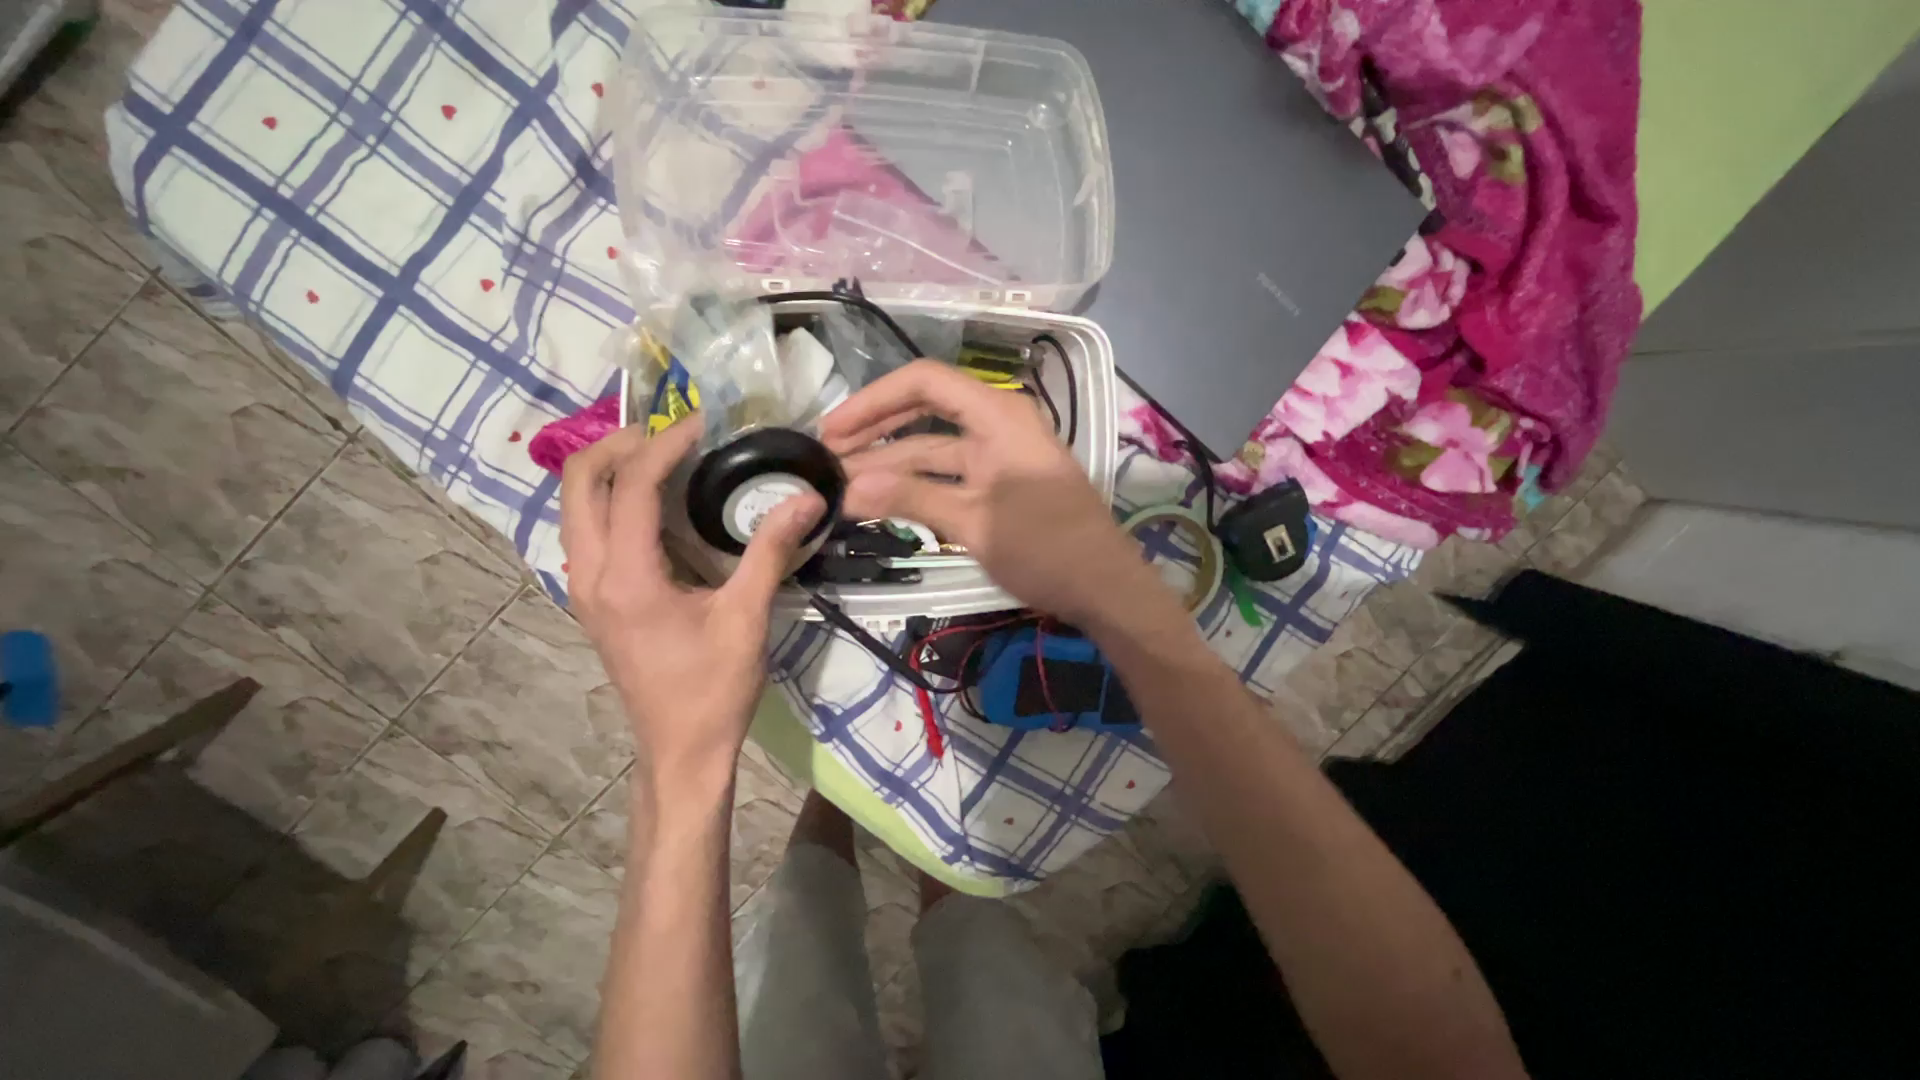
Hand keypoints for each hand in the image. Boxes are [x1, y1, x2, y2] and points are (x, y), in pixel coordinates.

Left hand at [561, 418, 823, 796]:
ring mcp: (584, 587)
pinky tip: (661, 503)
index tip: (705, 422)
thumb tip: (808, 498)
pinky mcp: (593, 598)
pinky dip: (613, 498)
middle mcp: (590, 574)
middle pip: (579, 480)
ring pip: (575, 503)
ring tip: (667, 457)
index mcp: (626, 577)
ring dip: (612, 468)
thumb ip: (770, 551)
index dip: (667, 443)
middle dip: (621, 443)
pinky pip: (587, 527)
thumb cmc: (713, 689)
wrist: (680, 750)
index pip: (633, 485)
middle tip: (673, 434)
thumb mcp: (746, 618)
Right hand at [822, 359, 1165, 626]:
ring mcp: (1002, 455)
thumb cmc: (1046, 548)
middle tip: (828, 456)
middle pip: (926, 411)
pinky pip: (951, 473)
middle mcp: (998, 424)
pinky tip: (884, 500)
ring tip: (843, 483)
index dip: (873, 401)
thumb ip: (911, 499)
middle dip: (876, 431)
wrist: (1106, 589)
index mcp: (998, 415)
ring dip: (892, 464)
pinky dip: (918, 484)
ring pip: (935, 448)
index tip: (833, 431)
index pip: (924, 382)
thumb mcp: (974, 523)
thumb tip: (848, 488)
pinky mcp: (1003, 484)